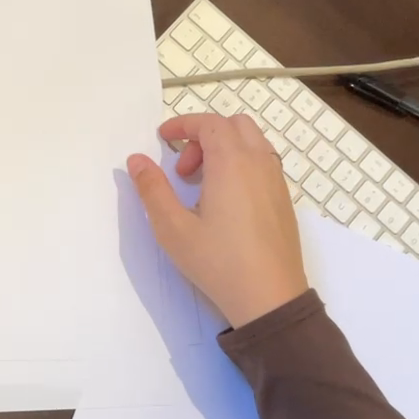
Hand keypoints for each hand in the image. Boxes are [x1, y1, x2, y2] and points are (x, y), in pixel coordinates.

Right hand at [126, 113, 306, 327]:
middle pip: (234, 126)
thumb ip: (152, 189)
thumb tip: (136, 159)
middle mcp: (259, 163)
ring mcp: (276, 180)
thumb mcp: (172, 228)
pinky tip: (222, 201)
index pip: (210, 123)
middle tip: (181, 170)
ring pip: (252, 142)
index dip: (183, 124)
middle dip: (203, 136)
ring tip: (199, 186)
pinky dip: (239, 165)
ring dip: (222, 149)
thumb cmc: (216, 260)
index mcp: (232, 163)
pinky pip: (262, 163)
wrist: (268, 295)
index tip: (161, 138)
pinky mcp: (282, 199)